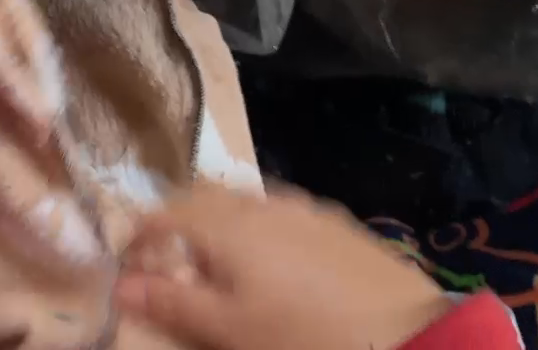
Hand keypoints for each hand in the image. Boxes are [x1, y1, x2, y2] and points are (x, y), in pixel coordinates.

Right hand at [115, 187, 449, 349]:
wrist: (418, 341)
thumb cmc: (306, 341)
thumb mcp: (232, 332)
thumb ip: (172, 304)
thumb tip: (118, 284)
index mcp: (224, 223)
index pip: (163, 214)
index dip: (141, 238)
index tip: (131, 268)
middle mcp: (257, 202)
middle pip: (202, 201)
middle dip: (181, 229)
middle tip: (177, 272)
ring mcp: (301, 209)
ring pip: (243, 208)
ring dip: (223, 232)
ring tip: (229, 276)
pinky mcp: (337, 224)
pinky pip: (282, 219)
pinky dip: (265, 238)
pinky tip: (283, 274)